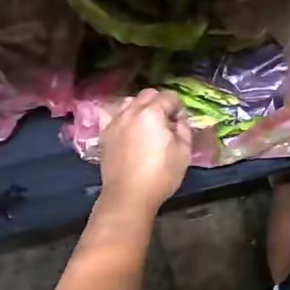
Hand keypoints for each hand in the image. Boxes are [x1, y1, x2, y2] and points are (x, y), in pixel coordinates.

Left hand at [98, 88, 192, 213]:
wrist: (129, 195)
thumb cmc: (161, 175)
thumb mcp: (184, 153)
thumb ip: (184, 130)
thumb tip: (179, 121)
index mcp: (152, 113)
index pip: (169, 96)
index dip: (179, 107)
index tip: (181, 123)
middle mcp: (131, 112)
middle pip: (148, 94)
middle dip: (160, 103)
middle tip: (167, 122)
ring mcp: (115, 122)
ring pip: (129, 102)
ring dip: (141, 108)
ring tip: (147, 126)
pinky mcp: (105, 134)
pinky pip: (114, 116)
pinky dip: (124, 118)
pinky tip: (129, 130)